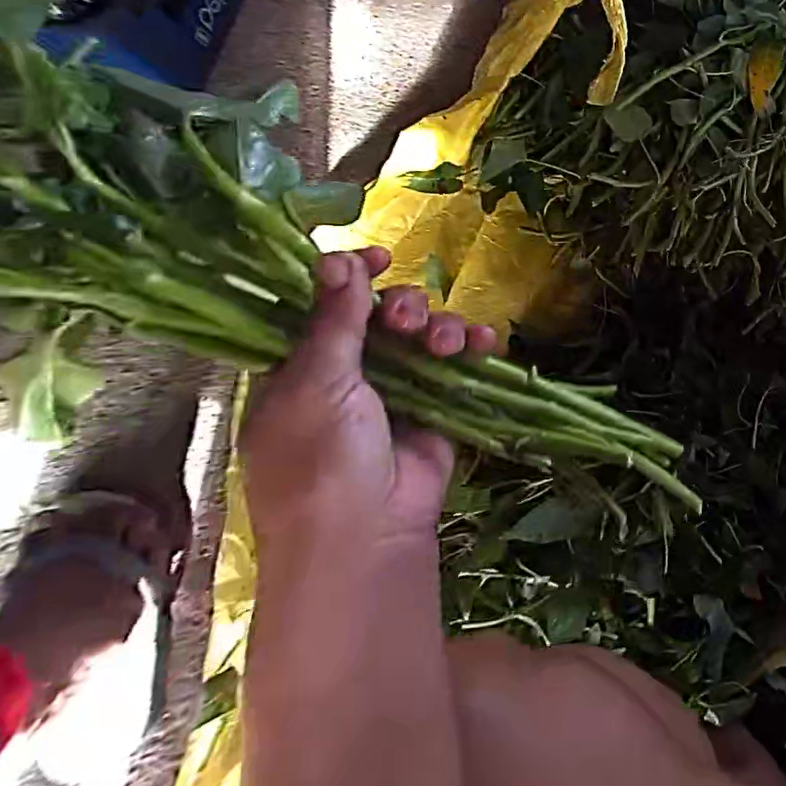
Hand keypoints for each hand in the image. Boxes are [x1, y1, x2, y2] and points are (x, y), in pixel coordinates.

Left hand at [242, 246, 498, 553]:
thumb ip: (334, 320)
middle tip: (406, 321)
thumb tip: (336, 258)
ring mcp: (398, 388)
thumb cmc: (320, 455)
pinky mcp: (439, 404)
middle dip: (402, 307)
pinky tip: (485, 342)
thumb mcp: (316, 382)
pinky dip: (474, 348)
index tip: (376, 257)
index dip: (348, 278)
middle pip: (382, 315)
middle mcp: (349, 371)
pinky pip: (459, 364)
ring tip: (444, 344)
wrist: (367, 527)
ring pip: (425, 334)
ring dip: (440, 327)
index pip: (324, 305)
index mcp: (300, 364)